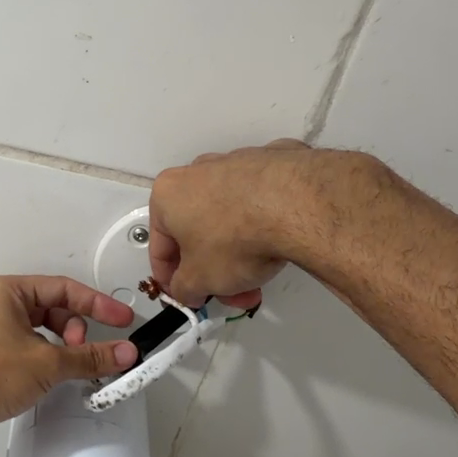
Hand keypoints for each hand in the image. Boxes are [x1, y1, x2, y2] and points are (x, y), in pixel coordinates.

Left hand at [0, 276, 137, 446]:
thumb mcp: (47, 363)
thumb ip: (90, 356)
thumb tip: (120, 352)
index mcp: (7, 291)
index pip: (64, 289)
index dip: (97, 304)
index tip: (121, 318)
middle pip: (54, 309)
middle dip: (76, 331)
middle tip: (86, 351)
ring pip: (42, 330)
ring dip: (63, 347)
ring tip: (72, 366)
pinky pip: (31, 347)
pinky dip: (48, 358)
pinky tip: (55, 375)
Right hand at [149, 139, 382, 307]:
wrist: (297, 206)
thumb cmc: (235, 239)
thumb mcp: (199, 281)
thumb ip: (184, 289)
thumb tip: (189, 289)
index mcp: (168, 193)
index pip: (160, 245)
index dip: (170, 278)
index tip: (186, 295)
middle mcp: (200, 170)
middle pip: (198, 230)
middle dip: (211, 268)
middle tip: (229, 293)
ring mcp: (239, 161)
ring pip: (229, 216)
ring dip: (236, 251)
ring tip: (258, 278)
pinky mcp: (276, 161)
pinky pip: (262, 200)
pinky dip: (263, 223)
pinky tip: (276, 244)